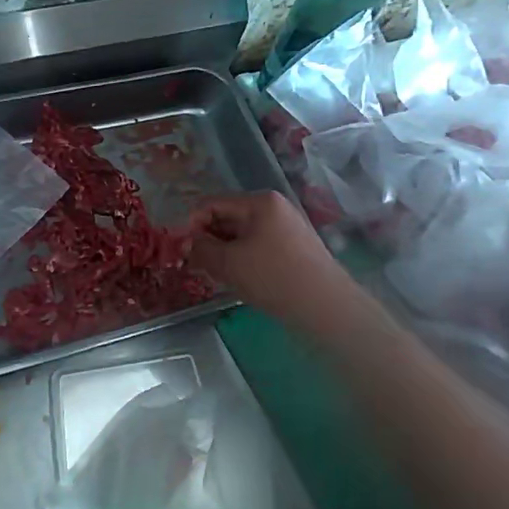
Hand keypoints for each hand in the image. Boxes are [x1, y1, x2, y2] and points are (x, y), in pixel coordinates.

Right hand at [187, 191, 355, 326]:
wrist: (324, 306)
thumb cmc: (273, 277)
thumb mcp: (228, 263)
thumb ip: (201, 249)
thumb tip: (187, 244)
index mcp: (260, 202)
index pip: (212, 204)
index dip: (192, 225)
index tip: (183, 252)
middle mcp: (275, 208)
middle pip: (228, 217)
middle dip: (209, 240)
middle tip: (197, 267)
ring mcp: (287, 227)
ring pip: (242, 235)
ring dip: (225, 252)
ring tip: (217, 276)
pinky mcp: (294, 248)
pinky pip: (258, 247)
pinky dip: (243, 259)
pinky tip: (240, 280)